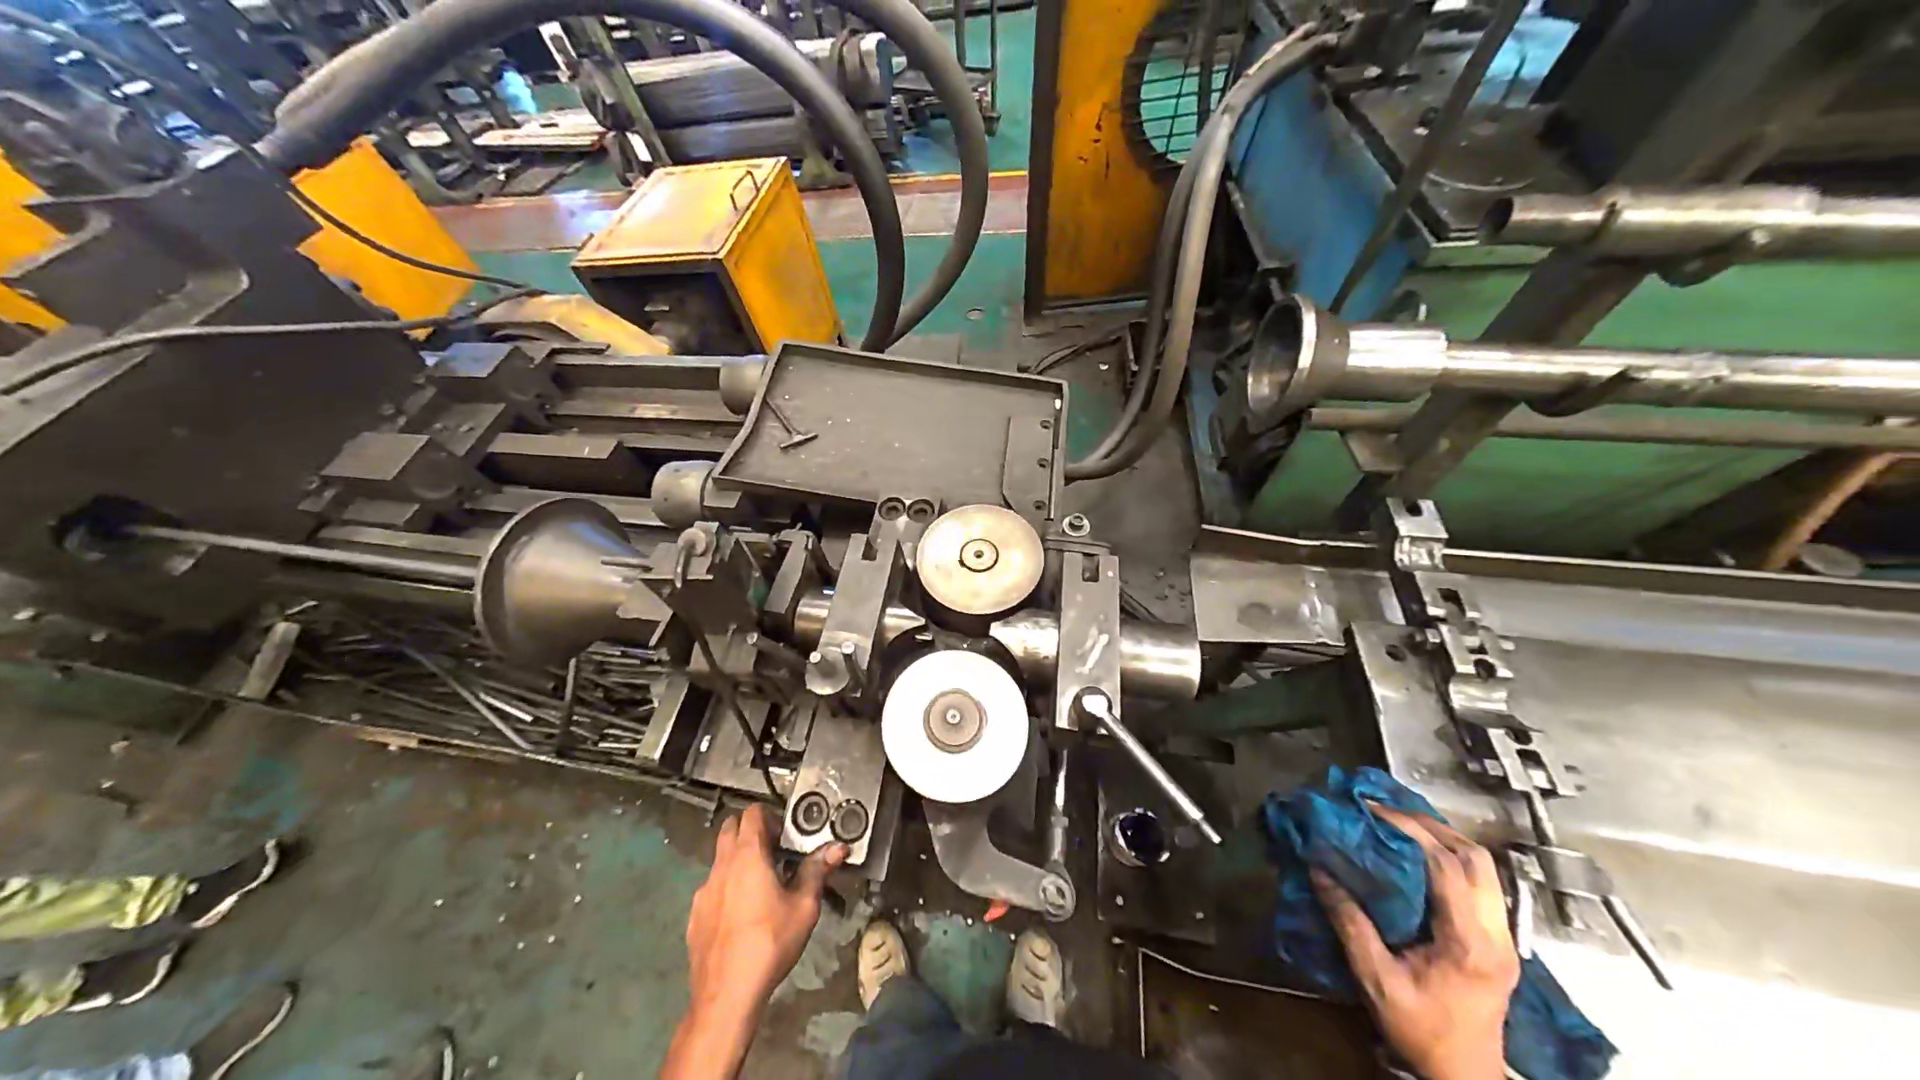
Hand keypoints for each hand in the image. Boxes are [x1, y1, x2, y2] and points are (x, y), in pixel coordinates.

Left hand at [686, 802, 847, 1013]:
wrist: (727, 993)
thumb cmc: (770, 941)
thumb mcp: (804, 906)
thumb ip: (817, 871)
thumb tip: (838, 847)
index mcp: (747, 855)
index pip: (752, 813)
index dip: (769, 817)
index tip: (784, 835)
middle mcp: (721, 866)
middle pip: (730, 829)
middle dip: (750, 831)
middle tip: (773, 851)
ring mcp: (703, 891)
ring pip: (719, 860)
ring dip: (738, 860)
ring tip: (760, 885)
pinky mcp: (695, 916)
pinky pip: (712, 889)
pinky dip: (726, 888)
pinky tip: (741, 916)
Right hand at [1312, 804, 1518, 1079]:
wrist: (1464, 1076)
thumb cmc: (1420, 1031)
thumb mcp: (1375, 980)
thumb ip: (1350, 923)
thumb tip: (1319, 870)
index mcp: (1470, 942)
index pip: (1448, 867)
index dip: (1410, 830)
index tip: (1372, 810)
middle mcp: (1497, 933)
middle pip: (1476, 858)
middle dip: (1429, 825)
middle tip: (1384, 810)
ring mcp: (1505, 937)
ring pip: (1484, 867)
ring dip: (1442, 837)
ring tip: (1398, 823)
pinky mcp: (1500, 940)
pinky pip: (1481, 882)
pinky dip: (1450, 856)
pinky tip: (1419, 853)